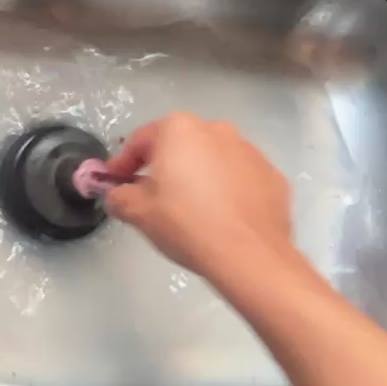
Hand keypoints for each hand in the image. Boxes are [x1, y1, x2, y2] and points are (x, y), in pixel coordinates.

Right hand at [104, 114, 301, 291]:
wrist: (250, 256)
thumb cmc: (186, 223)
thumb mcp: (138, 212)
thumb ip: (118, 196)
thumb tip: (117, 194)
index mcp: (179, 129)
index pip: (140, 141)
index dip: (122, 163)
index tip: (114, 182)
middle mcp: (215, 129)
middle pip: (178, 145)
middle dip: (163, 166)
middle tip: (153, 196)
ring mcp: (249, 150)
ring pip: (211, 159)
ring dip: (198, 175)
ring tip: (192, 208)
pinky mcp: (272, 174)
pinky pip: (239, 177)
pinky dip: (227, 190)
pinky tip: (222, 217)